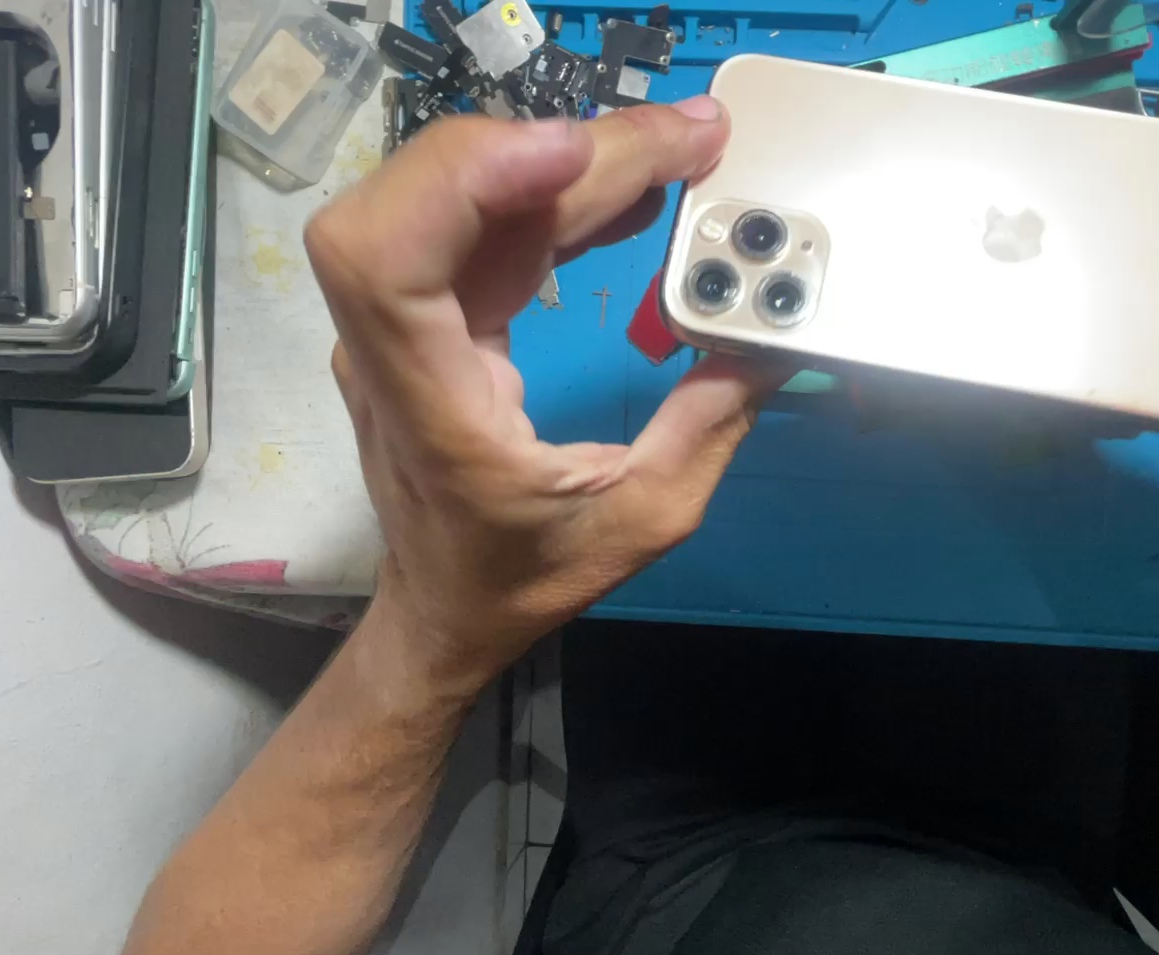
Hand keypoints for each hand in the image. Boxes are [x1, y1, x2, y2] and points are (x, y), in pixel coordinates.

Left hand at [305, 103, 781, 684]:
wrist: (448, 610)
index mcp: (429, 409)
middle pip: (443, 201)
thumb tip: (772, 340)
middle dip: (572, 157)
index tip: (574, 154)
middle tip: (690, 140)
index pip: (386, 257)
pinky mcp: (433, 324)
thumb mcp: (642, 519)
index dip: (465, 181)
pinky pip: (487, 236)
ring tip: (676, 157)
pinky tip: (627, 196)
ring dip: (573, 170)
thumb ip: (710, 425)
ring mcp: (405, 330)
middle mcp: (394, 351)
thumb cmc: (526, 580)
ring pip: (468, 204)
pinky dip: (558, 204)